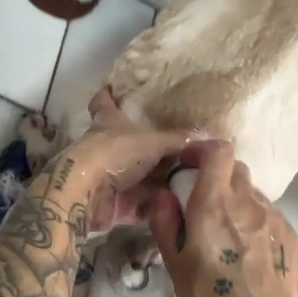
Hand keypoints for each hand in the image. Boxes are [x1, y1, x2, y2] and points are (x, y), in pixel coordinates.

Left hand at [51, 88, 193, 232]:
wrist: (86, 193)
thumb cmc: (113, 154)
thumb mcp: (152, 141)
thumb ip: (179, 140)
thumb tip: (211, 135)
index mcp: (108, 124)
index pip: (103, 103)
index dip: (107, 95)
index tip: (111, 87)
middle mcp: (106, 149)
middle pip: (129, 147)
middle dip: (152, 151)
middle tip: (185, 151)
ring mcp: (107, 179)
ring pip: (138, 181)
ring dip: (160, 184)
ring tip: (194, 182)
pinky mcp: (111, 205)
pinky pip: (139, 207)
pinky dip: (156, 209)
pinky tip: (180, 208)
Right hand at [148, 141, 297, 296]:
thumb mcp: (174, 264)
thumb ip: (165, 223)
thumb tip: (162, 196)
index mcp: (214, 204)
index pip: (218, 151)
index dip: (203, 149)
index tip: (188, 164)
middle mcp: (247, 202)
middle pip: (236, 169)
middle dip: (217, 177)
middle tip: (201, 203)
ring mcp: (273, 217)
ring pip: (252, 193)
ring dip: (235, 201)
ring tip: (224, 233)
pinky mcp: (290, 234)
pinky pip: (267, 215)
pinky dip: (253, 221)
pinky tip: (245, 251)